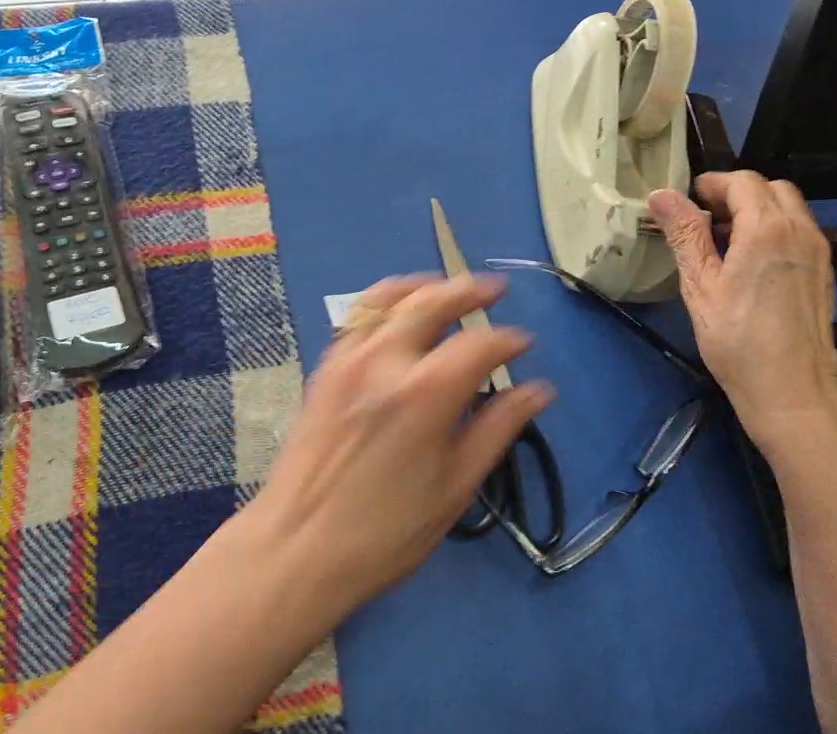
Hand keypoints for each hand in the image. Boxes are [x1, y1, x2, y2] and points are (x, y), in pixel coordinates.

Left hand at [242, 273, 553, 614]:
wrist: (297, 549)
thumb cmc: (386, 531)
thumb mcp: (455, 487)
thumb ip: (498, 429)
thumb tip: (539, 391)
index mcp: (426, 391)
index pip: (479, 344)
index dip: (508, 341)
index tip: (524, 344)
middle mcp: (386, 360)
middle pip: (432, 301)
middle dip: (468, 290)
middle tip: (495, 290)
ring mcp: (348, 359)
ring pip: (389, 298)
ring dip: (424, 286)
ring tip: (447, 287)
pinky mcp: (324, 369)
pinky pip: (357, 316)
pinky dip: (385, 302)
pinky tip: (398, 314)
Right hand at [646, 172, 836, 459]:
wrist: (793, 391)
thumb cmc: (738, 340)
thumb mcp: (700, 285)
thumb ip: (684, 234)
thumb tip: (663, 194)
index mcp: (768, 228)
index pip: (742, 181)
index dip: (711, 185)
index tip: (687, 203)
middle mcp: (800, 230)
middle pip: (770, 188)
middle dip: (736, 193)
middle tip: (704, 219)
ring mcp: (818, 251)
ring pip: (789, 208)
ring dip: (757, 211)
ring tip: (725, 241)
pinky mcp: (823, 272)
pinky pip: (799, 232)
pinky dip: (774, 230)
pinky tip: (750, 263)